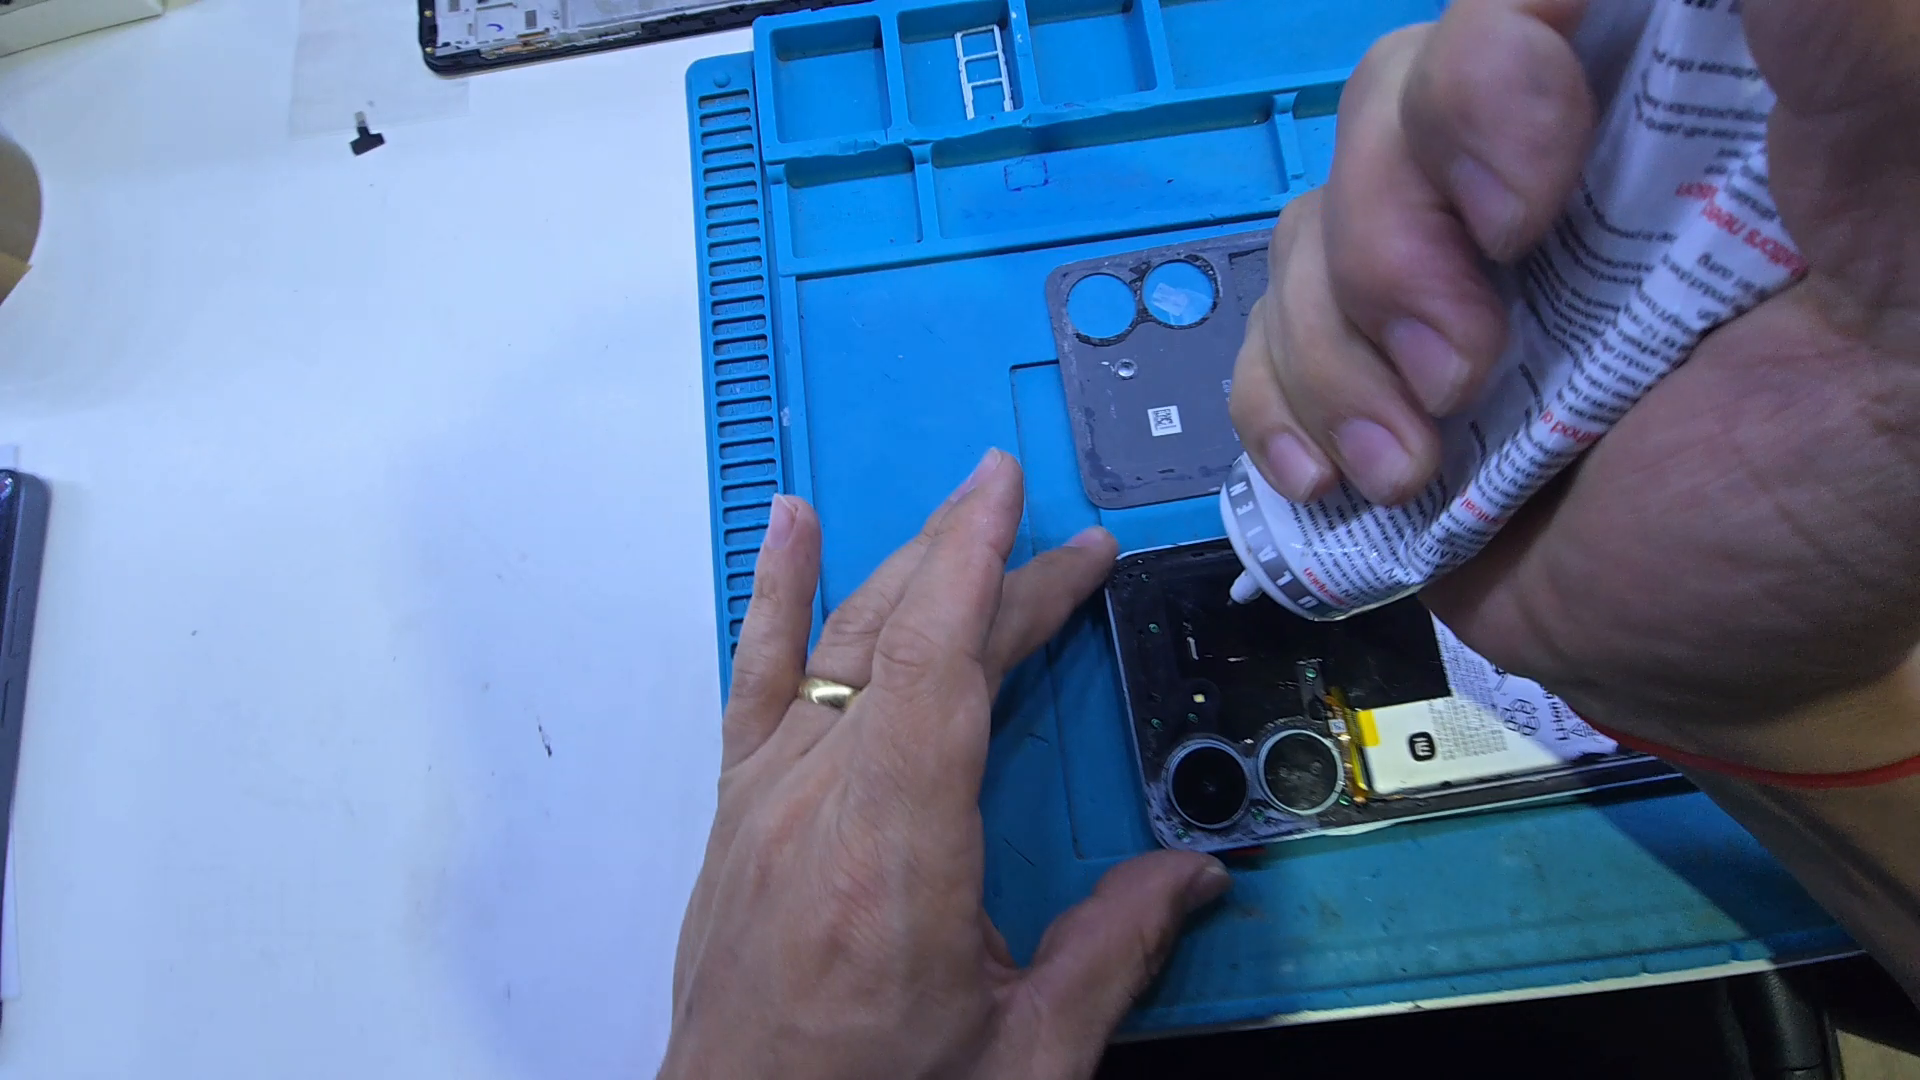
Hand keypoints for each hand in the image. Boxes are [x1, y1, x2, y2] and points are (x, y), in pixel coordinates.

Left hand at [662, 451, 1229, 1079]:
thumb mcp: (1023, 1058)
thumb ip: (1113, 951)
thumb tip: (1193, 880)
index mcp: (899, 851)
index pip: (939, 660)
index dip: (975, 559)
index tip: (1006, 491)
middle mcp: (822, 798)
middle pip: (915, 638)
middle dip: (994, 574)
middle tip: (1067, 551)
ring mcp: (771, 786)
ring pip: (848, 636)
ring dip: (915, 563)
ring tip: (963, 506)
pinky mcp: (742, 793)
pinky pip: (758, 669)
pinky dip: (778, 587)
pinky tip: (791, 524)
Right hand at [1229, 0, 1919, 769]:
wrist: (1679, 647)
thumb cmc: (1823, 506)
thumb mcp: (1915, 305)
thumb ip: (1884, 104)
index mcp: (1664, 122)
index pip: (1511, 9)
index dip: (1482, 75)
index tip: (1523, 215)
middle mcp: (1521, 182)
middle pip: (1379, 116)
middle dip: (1390, 258)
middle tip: (1464, 378)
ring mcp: (1416, 286)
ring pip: (1300, 246)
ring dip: (1333, 370)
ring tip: (1407, 471)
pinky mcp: (1349, 375)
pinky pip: (1257, 353)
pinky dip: (1277, 417)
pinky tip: (1332, 482)